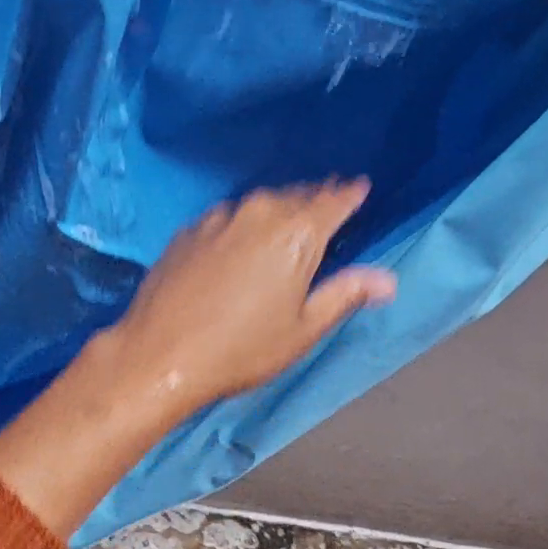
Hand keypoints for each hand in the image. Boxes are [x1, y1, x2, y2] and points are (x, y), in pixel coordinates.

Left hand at [0, 181, 393, 538]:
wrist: (159, 355)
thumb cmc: (240, 350)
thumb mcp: (301, 330)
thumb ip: (345, 295)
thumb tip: (388, 279)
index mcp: (297, 230)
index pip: (336, 199)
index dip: (351, 196)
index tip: (360, 193)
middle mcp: (259, 211)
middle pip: (297, 197)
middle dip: (314, 203)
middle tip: (324, 216)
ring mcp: (217, 218)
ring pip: (259, 206)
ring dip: (275, 214)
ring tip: (281, 233)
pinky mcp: (187, 232)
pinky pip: (226, 220)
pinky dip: (240, 228)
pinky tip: (236, 250)